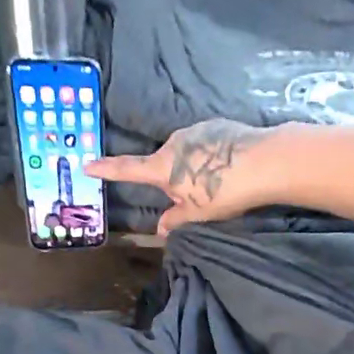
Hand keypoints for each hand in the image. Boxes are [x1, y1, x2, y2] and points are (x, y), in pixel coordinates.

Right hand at [84, 119, 281, 234]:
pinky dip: (210, 158)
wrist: (265, 161)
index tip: (87, 164)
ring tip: (220, 184)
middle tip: (199, 199)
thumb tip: (161, 228)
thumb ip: (176, 220)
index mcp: (163, 167)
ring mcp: (196, 130)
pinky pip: (204, 145)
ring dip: (194, 169)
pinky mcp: (216, 126)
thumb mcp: (199, 214)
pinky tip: (229, 168)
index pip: (128, 169)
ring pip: (186, 154)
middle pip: (165, 165)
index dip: (106, 169)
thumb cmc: (226, 192)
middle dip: (174, 181)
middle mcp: (174, 143)